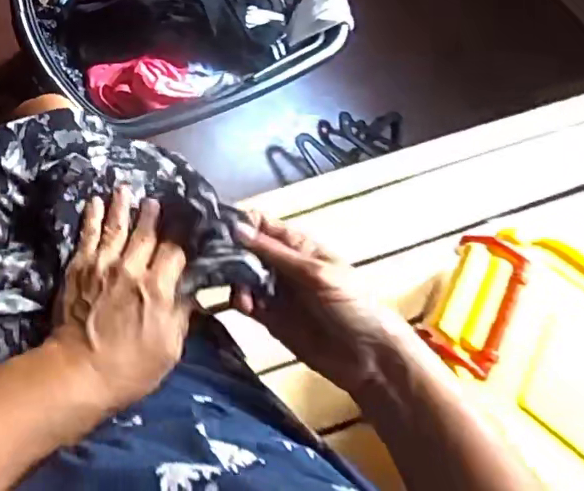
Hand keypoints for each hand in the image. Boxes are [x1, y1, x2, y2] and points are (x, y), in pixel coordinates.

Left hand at [47, 185, 192, 410]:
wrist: (81, 369)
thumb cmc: (132, 367)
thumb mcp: (170, 347)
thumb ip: (181, 313)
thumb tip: (193, 288)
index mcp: (157, 289)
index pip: (174, 252)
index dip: (181, 236)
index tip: (186, 222)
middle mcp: (130, 269)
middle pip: (146, 234)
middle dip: (152, 214)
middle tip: (156, 198)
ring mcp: (102, 264)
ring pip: (116, 227)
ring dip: (121, 206)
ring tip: (125, 188)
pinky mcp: (79, 265)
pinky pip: (87, 234)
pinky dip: (91, 216)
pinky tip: (93, 201)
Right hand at [231, 209, 418, 398]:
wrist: (373, 363)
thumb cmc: (353, 306)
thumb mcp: (315, 274)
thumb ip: (273, 252)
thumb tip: (234, 227)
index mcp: (293, 244)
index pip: (256, 222)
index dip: (236, 221)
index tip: (212, 227)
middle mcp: (278, 263)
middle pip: (241, 247)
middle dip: (226, 250)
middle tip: (210, 258)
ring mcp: (273, 290)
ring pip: (238, 273)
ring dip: (232, 278)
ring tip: (240, 292)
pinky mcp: (268, 316)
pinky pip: (244, 301)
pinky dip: (237, 299)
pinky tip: (244, 305)